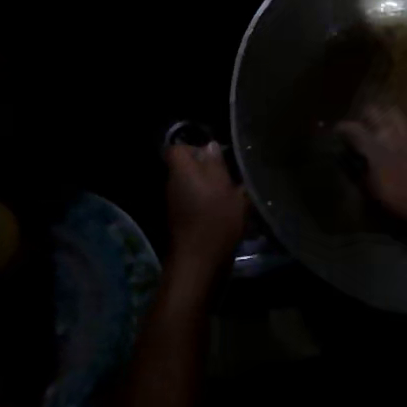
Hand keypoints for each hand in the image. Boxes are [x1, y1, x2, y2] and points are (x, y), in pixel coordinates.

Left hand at [165, 141, 246, 271]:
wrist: (200, 260)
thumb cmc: (215, 218)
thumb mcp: (225, 186)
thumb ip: (216, 163)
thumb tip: (209, 146)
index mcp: (182, 171)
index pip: (177, 149)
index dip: (194, 148)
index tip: (215, 156)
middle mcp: (173, 185)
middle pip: (186, 168)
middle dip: (207, 169)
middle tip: (230, 176)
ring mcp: (176, 204)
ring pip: (192, 186)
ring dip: (210, 188)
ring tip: (232, 194)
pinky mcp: (183, 221)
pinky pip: (195, 203)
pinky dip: (208, 204)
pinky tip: (227, 212)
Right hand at [337, 104, 406, 221]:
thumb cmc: (402, 197)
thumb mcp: (374, 190)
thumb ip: (362, 172)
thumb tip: (356, 161)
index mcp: (374, 145)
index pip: (352, 128)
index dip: (342, 128)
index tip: (338, 131)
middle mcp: (391, 133)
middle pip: (375, 111)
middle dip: (367, 116)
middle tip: (365, 126)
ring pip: (395, 115)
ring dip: (387, 119)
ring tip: (387, 130)